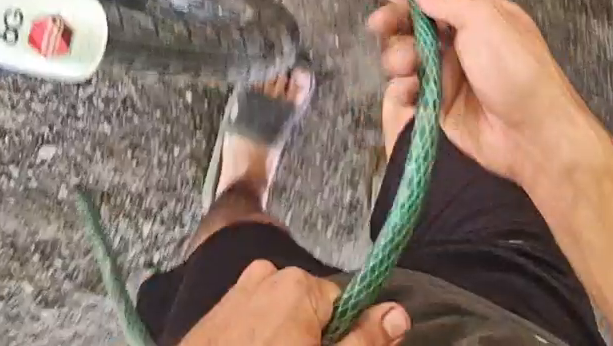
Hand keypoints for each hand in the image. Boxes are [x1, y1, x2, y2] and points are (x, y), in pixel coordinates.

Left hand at [178, 261, 409, 345]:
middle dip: (313, 340)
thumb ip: (364, 342)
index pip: (344, 305)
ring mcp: (236, 291)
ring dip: (284, 343)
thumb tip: (399, 311)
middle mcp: (267, 274)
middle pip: (311, 309)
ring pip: (279, 318)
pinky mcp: (213, 313)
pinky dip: (257, 343)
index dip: (345, 339)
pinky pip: (250, 323)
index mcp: (298, 284)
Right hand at [367, 0, 599, 187]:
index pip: (430, 1)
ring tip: (406, 69)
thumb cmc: (513, 67)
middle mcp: (458, 43)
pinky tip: (407, 91)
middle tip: (379, 27)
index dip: (404, 0)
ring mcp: (446, 75)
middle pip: (411, 28)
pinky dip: (401, 88)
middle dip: (394, 27)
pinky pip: (407, 90)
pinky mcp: (436, 106)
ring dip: (397, 58)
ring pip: (404, 58)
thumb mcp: (484, 20)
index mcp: (474, 16)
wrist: (533, 135)